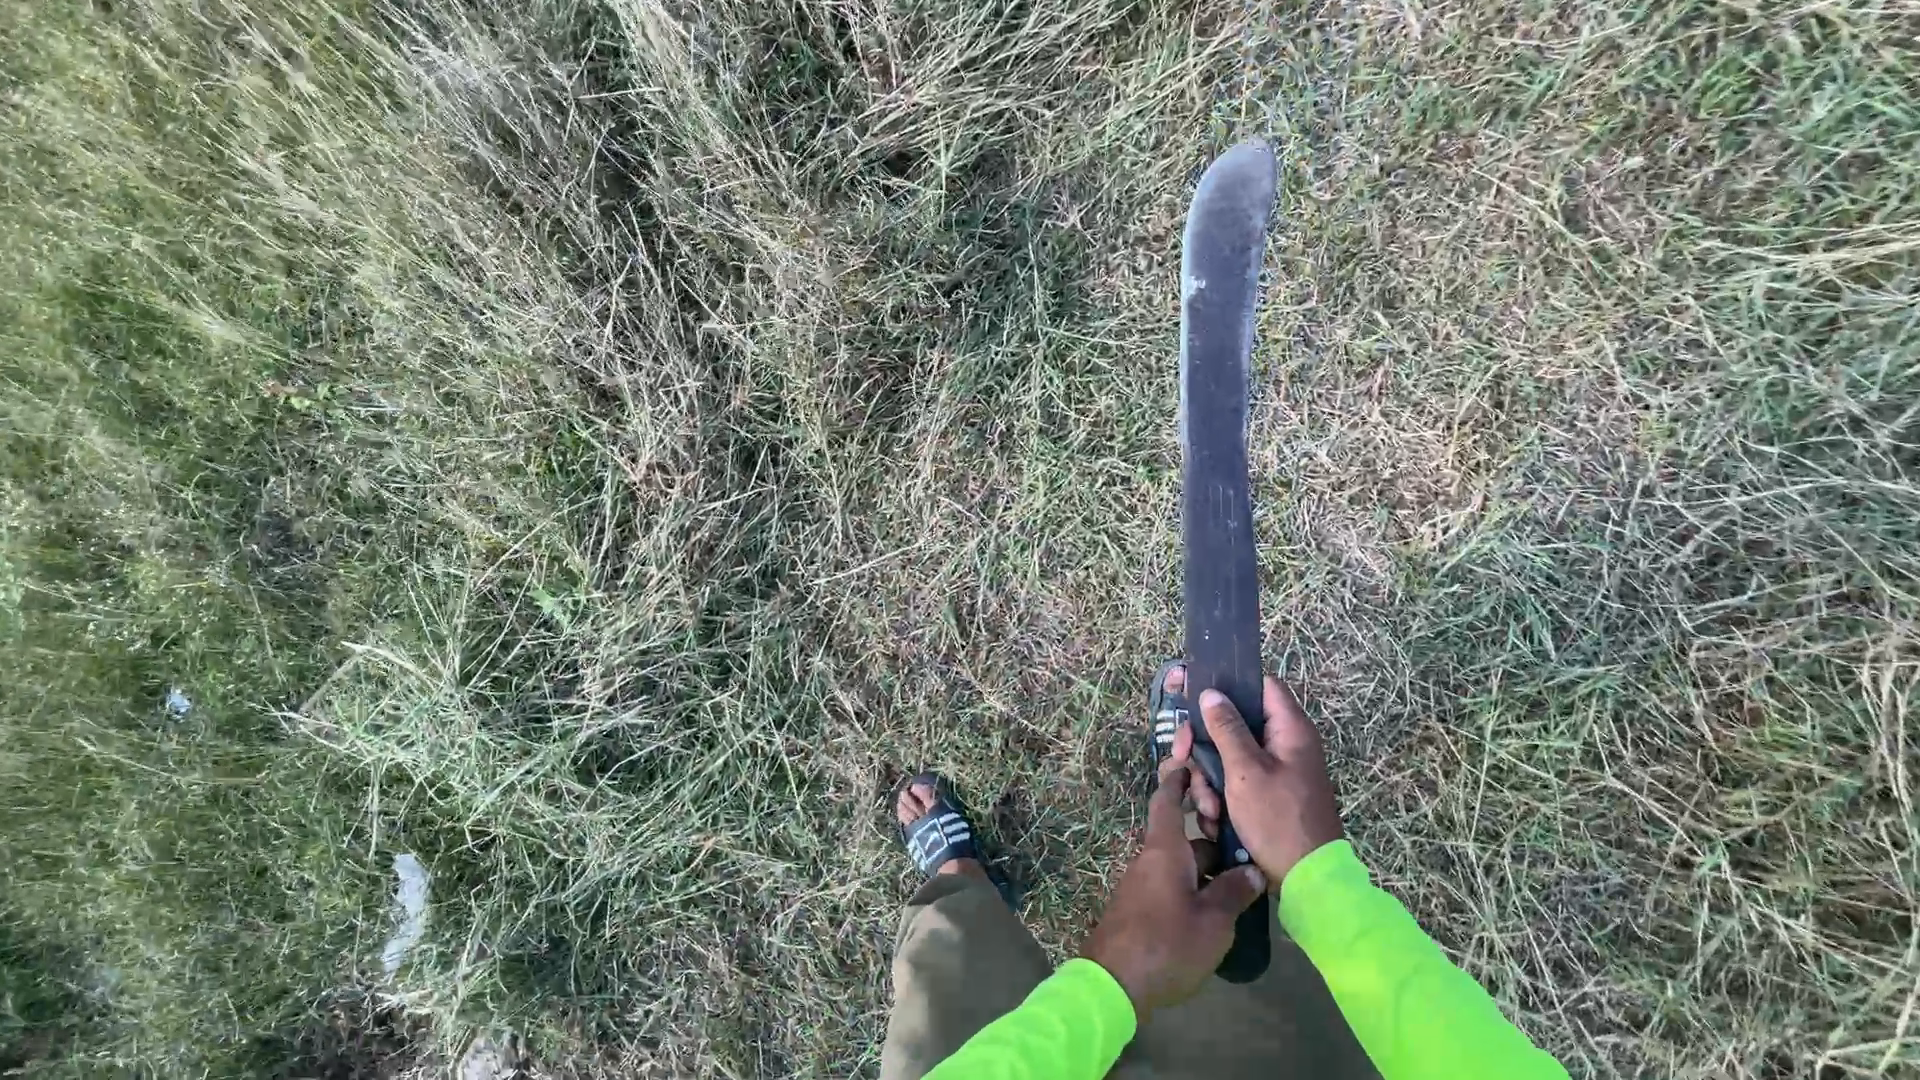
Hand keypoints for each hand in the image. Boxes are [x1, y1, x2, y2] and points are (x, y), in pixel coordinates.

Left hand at [1081, 764, 1267, 1022]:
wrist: (1114, 983)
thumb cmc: (1166, 942)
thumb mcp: (1213, 920)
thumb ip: (1234, 891)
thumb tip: (1252, 870)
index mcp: (1164, 849)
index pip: (1168, 800)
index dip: (1179, 778)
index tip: (1191, 760)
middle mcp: (1152, 859)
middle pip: (1185, 837)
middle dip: (1214, 841)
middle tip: (1251, 850)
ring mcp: (1144, 885)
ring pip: (1183, 865)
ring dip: (1210, 871)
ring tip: (1247, 887)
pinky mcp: (1143, 909)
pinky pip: (1174, 886)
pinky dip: (1197, 889)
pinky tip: (1220, 912)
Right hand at [1171, 675, 1343, 886]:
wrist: (1307, 881)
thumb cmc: (1278, 819)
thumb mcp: (1246, 771)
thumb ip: (1227, 728)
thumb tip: (1211, 692)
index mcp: (1289, 729)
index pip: (1260, 685)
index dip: (1227, 682)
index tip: (1192, 686)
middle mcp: (1283, 744)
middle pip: (1234, 721)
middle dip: (1203, 741)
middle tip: (1182, 754)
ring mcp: (1274, 770)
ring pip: (1227, 754)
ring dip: (1208, 776)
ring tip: (1205, 804)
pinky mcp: (1265, 793)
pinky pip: (1234, 780)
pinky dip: (1219, 795)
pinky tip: (1212, 817)